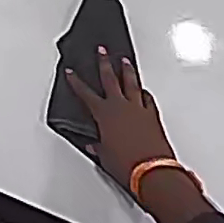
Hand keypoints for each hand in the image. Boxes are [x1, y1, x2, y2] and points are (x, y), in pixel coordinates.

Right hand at [64, 46, 174, 189]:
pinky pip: (147, 98)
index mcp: (104, 114)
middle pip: (110, 78)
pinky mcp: (152, 115)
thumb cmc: (127, 165)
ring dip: (126, 70)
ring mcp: (138, 108)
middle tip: (101, 50)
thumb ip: (98, 147)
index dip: (76, 82)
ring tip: (124, 60)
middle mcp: (120, 106)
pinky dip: (144, 93)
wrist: (152, 171)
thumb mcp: (105, 157)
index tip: (71, 72)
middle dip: (104, 62)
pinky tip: (143, 89)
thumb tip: (94, 146)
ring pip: (130, 82)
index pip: (86, 93)